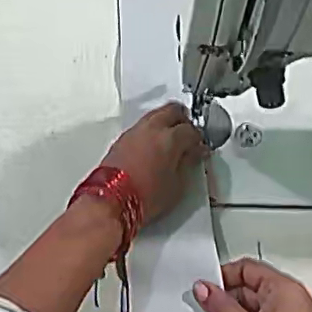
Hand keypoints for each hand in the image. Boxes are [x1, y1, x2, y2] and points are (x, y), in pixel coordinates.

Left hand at [100, 102, 207, 226]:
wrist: (111, 201)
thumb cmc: (141, 196)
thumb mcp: (177, 185)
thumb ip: (188, 164)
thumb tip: (192, 155)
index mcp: (170, 138)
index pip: (191, 130)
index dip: (199, 139)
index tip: (199, 147)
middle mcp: (151, 129)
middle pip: (172, 110)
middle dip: (183, 119)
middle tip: (189, 132)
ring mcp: (134, 132)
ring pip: (155, 115)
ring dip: (165, 122)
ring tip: (171, 139)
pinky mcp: (121, 140)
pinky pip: (141, 127)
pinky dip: (150, 131)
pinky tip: (153, 146)